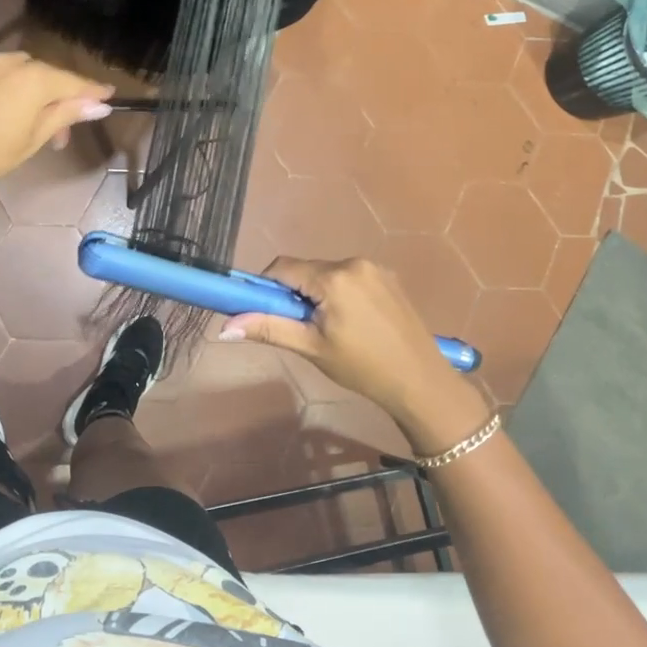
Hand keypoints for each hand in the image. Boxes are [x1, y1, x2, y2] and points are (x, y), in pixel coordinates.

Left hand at [0, 52, 114, 191]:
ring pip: (27, 73)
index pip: (73, 82)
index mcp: (33, 78)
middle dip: (62, 99)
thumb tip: (100, 104)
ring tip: (39, 126)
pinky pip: (6, 74)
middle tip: (64, 134)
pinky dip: (18, 89)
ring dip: (39, 94)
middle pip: (50, 75)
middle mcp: (13, 62)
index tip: (110, 96)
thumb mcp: (34, 138)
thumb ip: (67, 114)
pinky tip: (16, 112)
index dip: (92, 90)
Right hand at [219, 257, 485, 443]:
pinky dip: (338, 294)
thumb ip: (268, 329)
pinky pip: (348, 278)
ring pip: (326, 274)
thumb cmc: (363, 368)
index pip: (281, 267)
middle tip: (299, 328)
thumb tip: (223, 328)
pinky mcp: (389, 278)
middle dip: (293, 293)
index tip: (264, 312)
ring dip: (315, 294)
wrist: (423, 383)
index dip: (265, 287)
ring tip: (326, 330)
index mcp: (333, 278)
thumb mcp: (311, 349)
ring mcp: (375, 269)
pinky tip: (350, 324)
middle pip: (304, 269)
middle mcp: (353, 263)